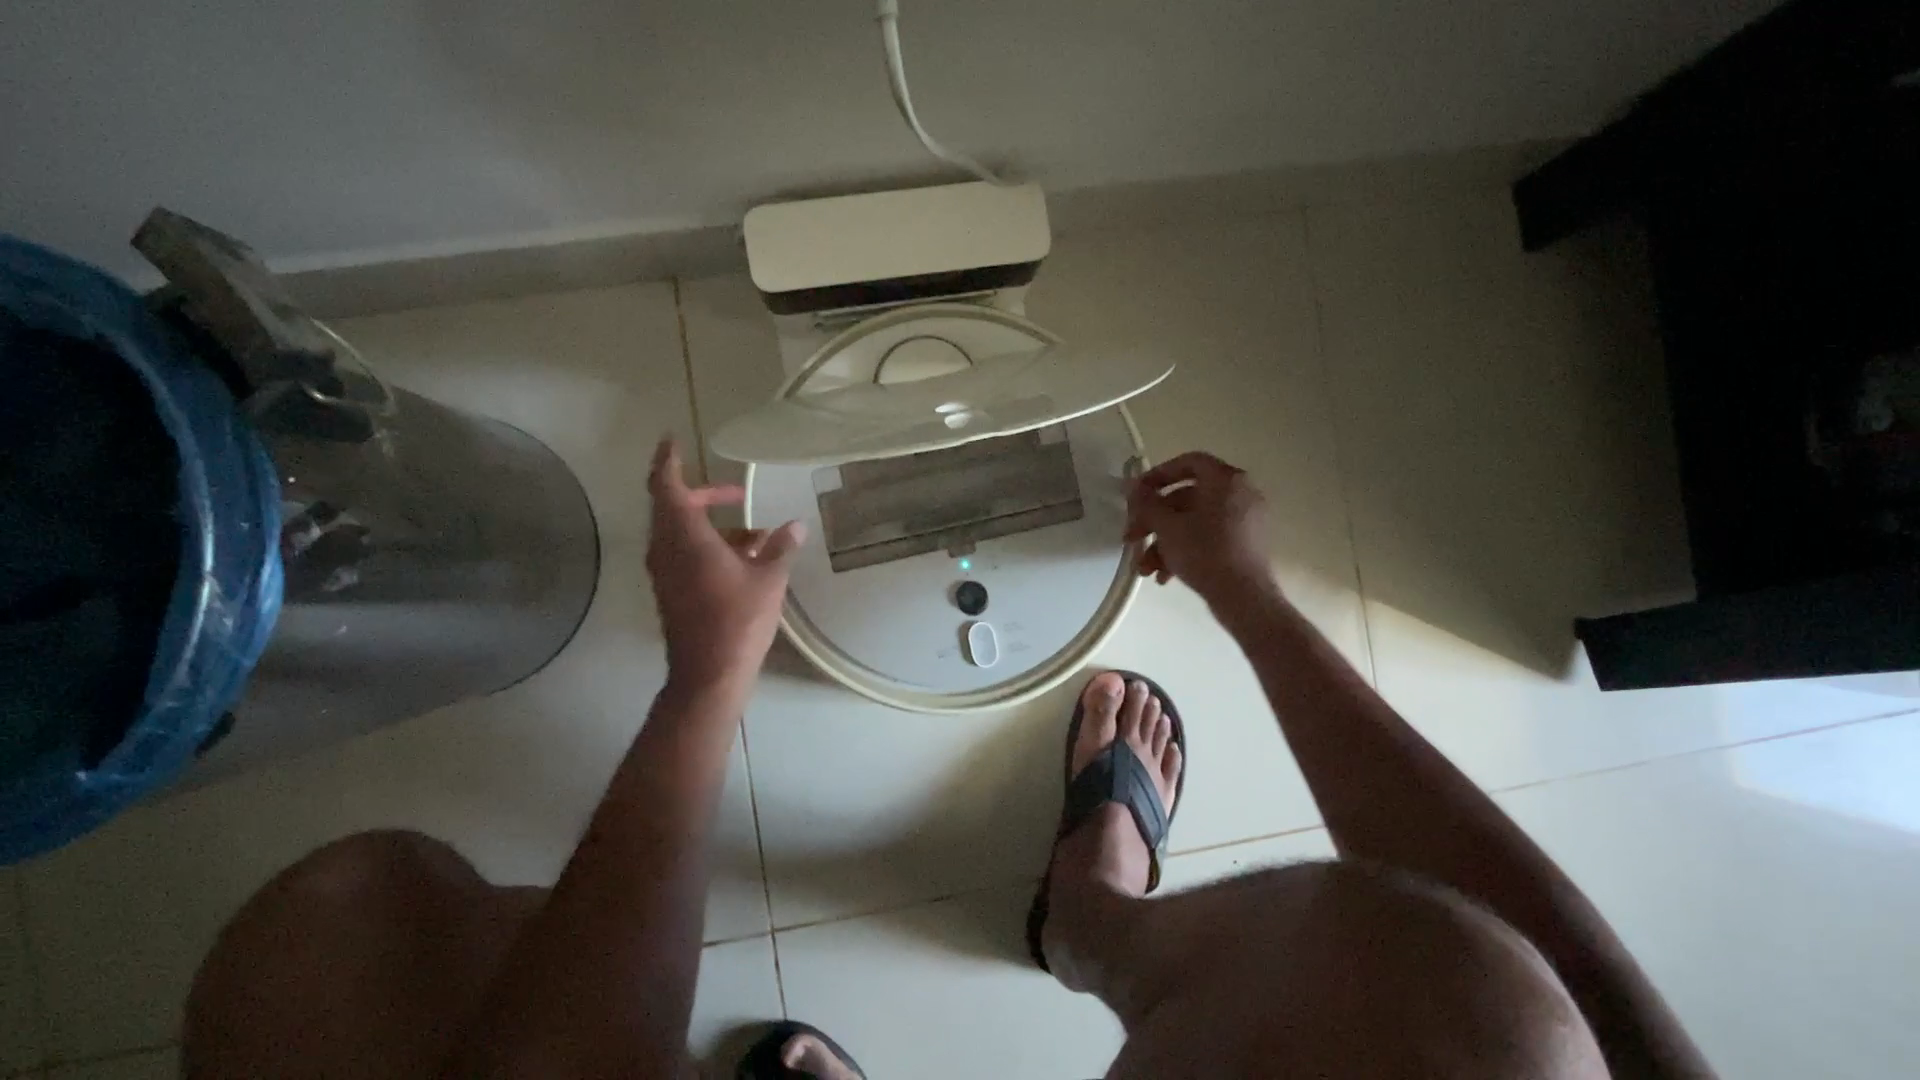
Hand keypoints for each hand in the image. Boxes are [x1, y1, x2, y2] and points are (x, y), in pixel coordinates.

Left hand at [645, 438, 804, 692]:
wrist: (709, 674)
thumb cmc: (738, 620)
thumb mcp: (769, 579)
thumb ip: (781, 546)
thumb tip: (796, 525)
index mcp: (685, 537)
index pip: (666, 486)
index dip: (666, 460)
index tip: (672, 440)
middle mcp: (666, 549)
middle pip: (672, 507)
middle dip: (702, 494)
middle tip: (734, 492)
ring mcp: (665, 572)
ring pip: (680, 533)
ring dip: (711, 525)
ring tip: (755, 534)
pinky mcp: (671, 591)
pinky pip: (684, 554)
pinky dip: (708, 547)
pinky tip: (746, 560)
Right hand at [1125, 451, 1272, 603]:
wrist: (1244, 598)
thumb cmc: (1205, 553)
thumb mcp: (1167, 527)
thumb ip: (1146, 503)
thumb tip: (1132, 487)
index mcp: (1226, 480)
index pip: (1189, 462)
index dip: (1158, 475)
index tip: (1137, 494)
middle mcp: (1241, 494)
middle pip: (1187, 498)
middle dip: (1154, 521)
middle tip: (1131, 538)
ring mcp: (1246, 520)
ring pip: (1194, 522)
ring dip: (1164, 543)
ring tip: (1145, 569)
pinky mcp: (1245, 544)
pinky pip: (1209, 537)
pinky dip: (1185, 551)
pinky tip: (1165, 576)